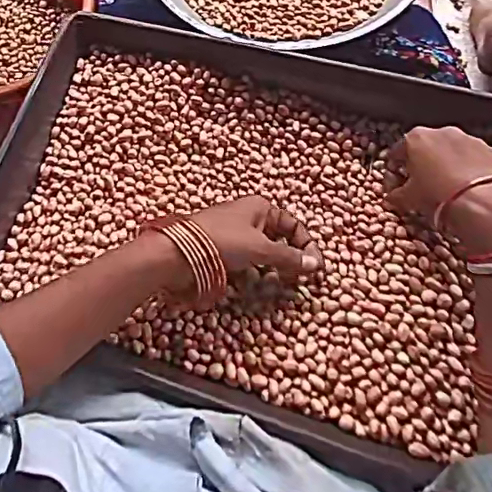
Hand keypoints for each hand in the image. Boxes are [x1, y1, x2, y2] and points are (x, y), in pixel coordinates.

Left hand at [179, 196, 323, 302]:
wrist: (177, 252)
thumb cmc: (220, 241)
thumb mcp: (260, 249)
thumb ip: (288, 257)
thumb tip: (314, 265)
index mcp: (259, 207)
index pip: (294, 225)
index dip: (306, 245)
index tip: (315, 268)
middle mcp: (248, 217)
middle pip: (279, 239)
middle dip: (290, 258)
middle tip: (298, 278)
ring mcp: (234, 234)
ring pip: (262, 252)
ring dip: (272, 267)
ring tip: (279, 282)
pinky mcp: (221, 251)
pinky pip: (246, 262)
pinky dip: (254, 272)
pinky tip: (255, 283)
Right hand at [385, 127, 491, 254]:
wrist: (487, 205)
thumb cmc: (440, 196)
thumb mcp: (410, 199)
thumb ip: (397, 194)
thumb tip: (393, 197)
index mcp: (417, 138)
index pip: (400, 148)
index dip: (396, 163)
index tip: (397, 174)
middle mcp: (445, 133)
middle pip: (429, 145)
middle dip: (426, 161)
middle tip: (424, 182)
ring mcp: (473, 141)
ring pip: (456, 150)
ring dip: (452, 164)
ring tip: (451, 187)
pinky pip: (480, 160)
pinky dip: (475, 170)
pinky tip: (473, 188)